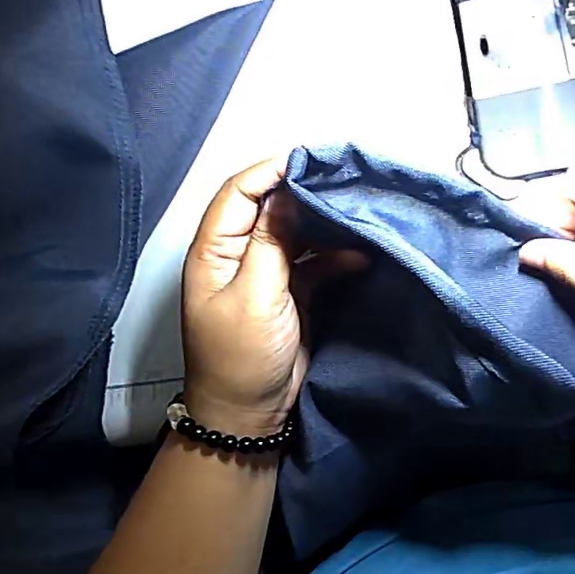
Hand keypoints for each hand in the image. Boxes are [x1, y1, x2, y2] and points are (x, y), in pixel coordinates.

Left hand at [181, 157, 364, 436]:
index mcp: (214, 251)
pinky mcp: (291, 294)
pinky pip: (314, 264)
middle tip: (340, 181)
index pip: (238, 195)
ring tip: (357, 213)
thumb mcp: (255, 296)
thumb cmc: (241, 356)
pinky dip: (336, 258)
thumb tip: (288, 194)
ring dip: (324, 226)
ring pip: (296, 236)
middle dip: (303, 195)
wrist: (250, 413)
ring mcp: (267, 275)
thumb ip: (271, 243)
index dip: (269, 173)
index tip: (308, 160)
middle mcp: (238, 256)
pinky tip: (360, 254)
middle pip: (270, 210)